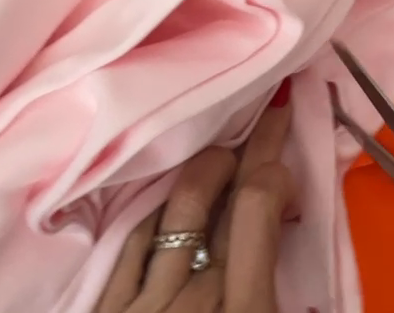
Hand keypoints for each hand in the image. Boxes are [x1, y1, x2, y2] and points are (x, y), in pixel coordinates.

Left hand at [95, 83, 294, 312]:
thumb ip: (272, 280)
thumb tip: (286, 227)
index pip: (259, 209)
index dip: (275, 173)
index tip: (287, 168)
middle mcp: (194, 298)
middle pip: (223, 198)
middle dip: (251, 145)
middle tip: (271, 101)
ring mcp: (144, 302)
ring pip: (177, 206)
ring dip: (204, 167)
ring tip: (225, 144)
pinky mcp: (106, 309)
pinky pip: (133, 239)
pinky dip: (156, 209)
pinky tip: (169, 192)